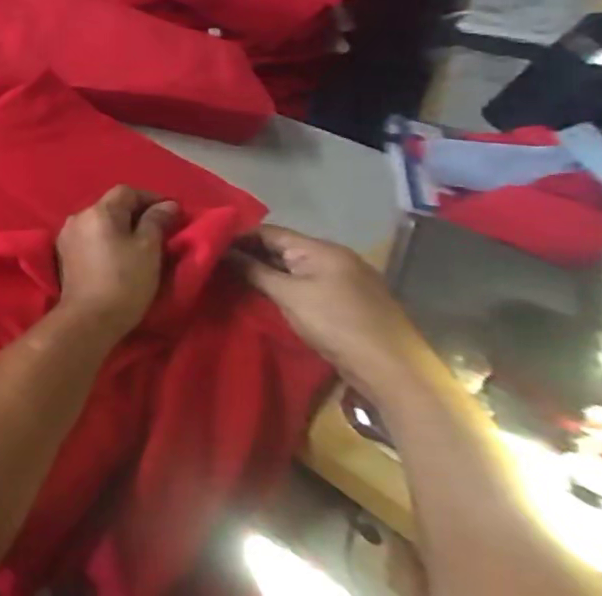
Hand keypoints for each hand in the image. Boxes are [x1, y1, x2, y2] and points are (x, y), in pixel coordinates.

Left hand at [54, 185, 175, 337]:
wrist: (90, 313)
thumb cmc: (126, 279)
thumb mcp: (148, 249)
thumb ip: (156, 221)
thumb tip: (167, 204)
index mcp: (98, 211)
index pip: (125, 191)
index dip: (150, 197)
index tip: (173, 211)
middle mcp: (77, 216)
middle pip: (110, 204)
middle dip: (136, 211)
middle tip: (161, 226)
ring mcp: (67, 233)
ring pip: (99, 219)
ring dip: (120, 224)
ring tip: (142, 239)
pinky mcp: (64, 250)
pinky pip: (89, 234)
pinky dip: (106, 236)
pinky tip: (119, 250)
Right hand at [236, 226, 437, 399]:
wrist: (393, 371)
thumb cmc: (335, 325)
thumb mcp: (287, 295)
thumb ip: (253, 270)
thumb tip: (221, 251)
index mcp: (322, 249)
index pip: (268, 231)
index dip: (236, 236)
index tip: (208, 246)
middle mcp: (337, 257)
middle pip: (282, 246)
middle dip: (250, 253)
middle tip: (217, 263)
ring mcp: (347, 278)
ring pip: (294, 265)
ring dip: (266, 269)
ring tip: (235, 277)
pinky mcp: (350, 298)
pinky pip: (308, 280)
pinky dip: (285, 282)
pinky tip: (267, 291)